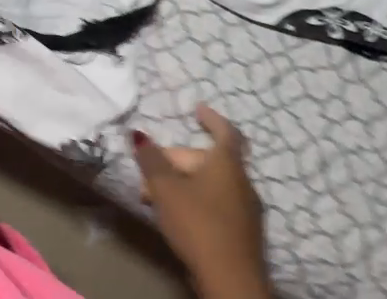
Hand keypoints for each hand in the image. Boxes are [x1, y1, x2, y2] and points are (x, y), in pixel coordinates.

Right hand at [133, 105, 270, 298]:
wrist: (230, 278)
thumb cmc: (197, 223)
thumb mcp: (164, 187)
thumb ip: (151, 159)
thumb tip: (140, 135)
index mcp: (227, 166)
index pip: (225, 133)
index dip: (211, 118)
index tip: (197, 109)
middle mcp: (242, 183)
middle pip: (207, 160)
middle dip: (175, 160)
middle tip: (148, 171)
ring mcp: (246, 209)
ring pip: (209, 183)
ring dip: (181, 182)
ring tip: (154, 195)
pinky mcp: (242, 230)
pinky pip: (215, 201)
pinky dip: (194, 198)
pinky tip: (174, 212)